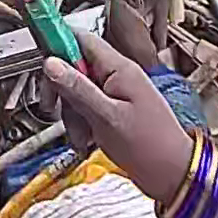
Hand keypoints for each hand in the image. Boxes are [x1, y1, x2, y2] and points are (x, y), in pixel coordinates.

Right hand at [42, 30, 193, 201]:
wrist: (176, 178)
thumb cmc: (151, 149)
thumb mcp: (106, 117)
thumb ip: (76, 88)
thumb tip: (50, 63)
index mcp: (119, 69)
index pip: (80, 39)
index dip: (57, 44)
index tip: (41, 59)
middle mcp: (116, 75)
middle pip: (72, 66)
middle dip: (60, 88)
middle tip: (53, 106)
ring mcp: (114, 92)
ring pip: (75, 88)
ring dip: (69, 111)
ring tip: (79, 132)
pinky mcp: (112, 108)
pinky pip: (84, 105)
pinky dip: (79, 121)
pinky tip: (85, 137)